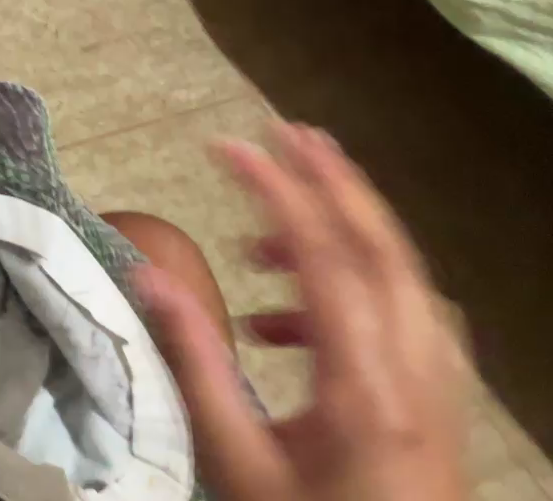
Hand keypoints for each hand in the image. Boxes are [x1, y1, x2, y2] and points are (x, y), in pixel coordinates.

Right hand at [133, 123, 470, 500]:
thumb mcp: (233, 453)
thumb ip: (194, 360)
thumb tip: (148, 272)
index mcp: (365, 384)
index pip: (326, 262)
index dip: (278, 192)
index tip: (229, 145)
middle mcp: (418, 373)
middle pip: (387, 254)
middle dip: (336, 184)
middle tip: (285, 131)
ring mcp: (438, 386)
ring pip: (404, 278)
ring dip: (346, 225)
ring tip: (270, 213)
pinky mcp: (436, 399)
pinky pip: (404, 313)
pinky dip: (350, 283)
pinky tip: (286, 313)